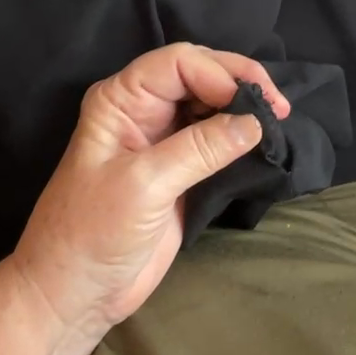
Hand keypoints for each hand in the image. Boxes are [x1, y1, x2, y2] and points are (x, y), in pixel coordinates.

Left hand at [9, 44, 287, 343]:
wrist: (76, 291)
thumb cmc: (94, 232)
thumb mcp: (145, 185)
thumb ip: (198, 150)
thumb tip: (253, 122)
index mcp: (120, 99)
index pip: (176, 63)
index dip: (216, 73)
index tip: (251, 104)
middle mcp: (141, 109)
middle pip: (196, 73)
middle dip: (237, 80)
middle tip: (279, 105)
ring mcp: (160, 138)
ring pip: (208, 102)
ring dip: (242, 105)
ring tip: (279, 118)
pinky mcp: (177, 169)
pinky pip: (213, 137)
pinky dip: (239, 134)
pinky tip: (262, 141)